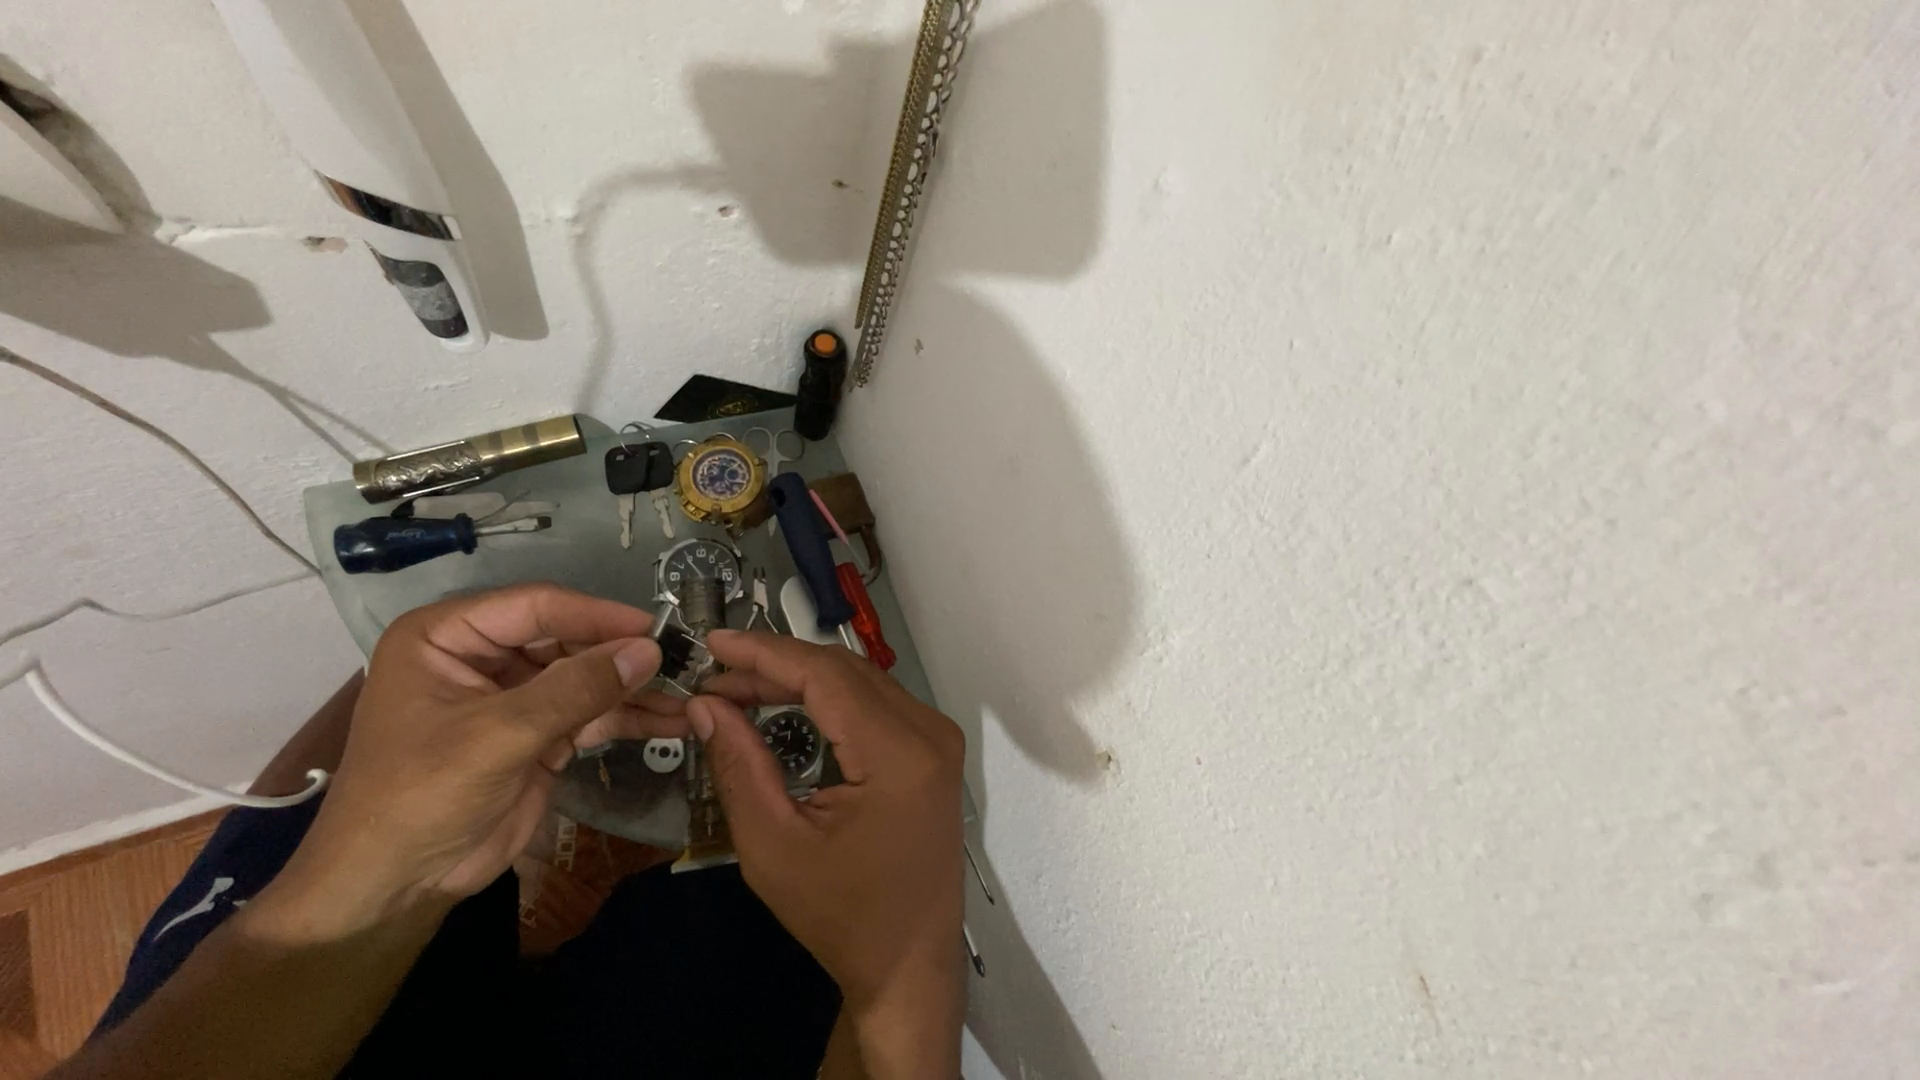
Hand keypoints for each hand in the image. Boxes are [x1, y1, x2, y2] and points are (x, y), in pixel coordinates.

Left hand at [275, 584, 680, 923]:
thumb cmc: (420, 797)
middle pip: (570, 638)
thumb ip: (576, 689)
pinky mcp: (540, 732)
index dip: (597, 615)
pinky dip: (631, 718)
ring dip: (637, 688)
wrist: (395, 887)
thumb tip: (650, 649)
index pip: (536, 607)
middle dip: (624, 654)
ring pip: (589, 675)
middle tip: (685, 661)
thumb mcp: (498, 737)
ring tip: (693, 692)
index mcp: (448, 636)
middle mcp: (483, 655)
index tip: (654, 629)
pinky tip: (675, 721)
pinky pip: (593, 713)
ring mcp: (516, 695)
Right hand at [689, 631, 965, 1073]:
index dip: (764, 653)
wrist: (909, 964)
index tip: (712, 643)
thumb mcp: (774, 846)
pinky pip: (877, 703)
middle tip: (717, 674)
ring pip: (862, 681)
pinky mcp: (934, 751)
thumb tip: (707, 704)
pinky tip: (789, 704)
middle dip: (777, 665)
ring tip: (741, 686)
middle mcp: (929, 732)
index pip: (825, 675)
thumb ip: (740, 765)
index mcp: (898, 754)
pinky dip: (830, 697)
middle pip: (845, 671)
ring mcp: (938, 739)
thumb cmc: (841, 916)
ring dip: (802, 678)